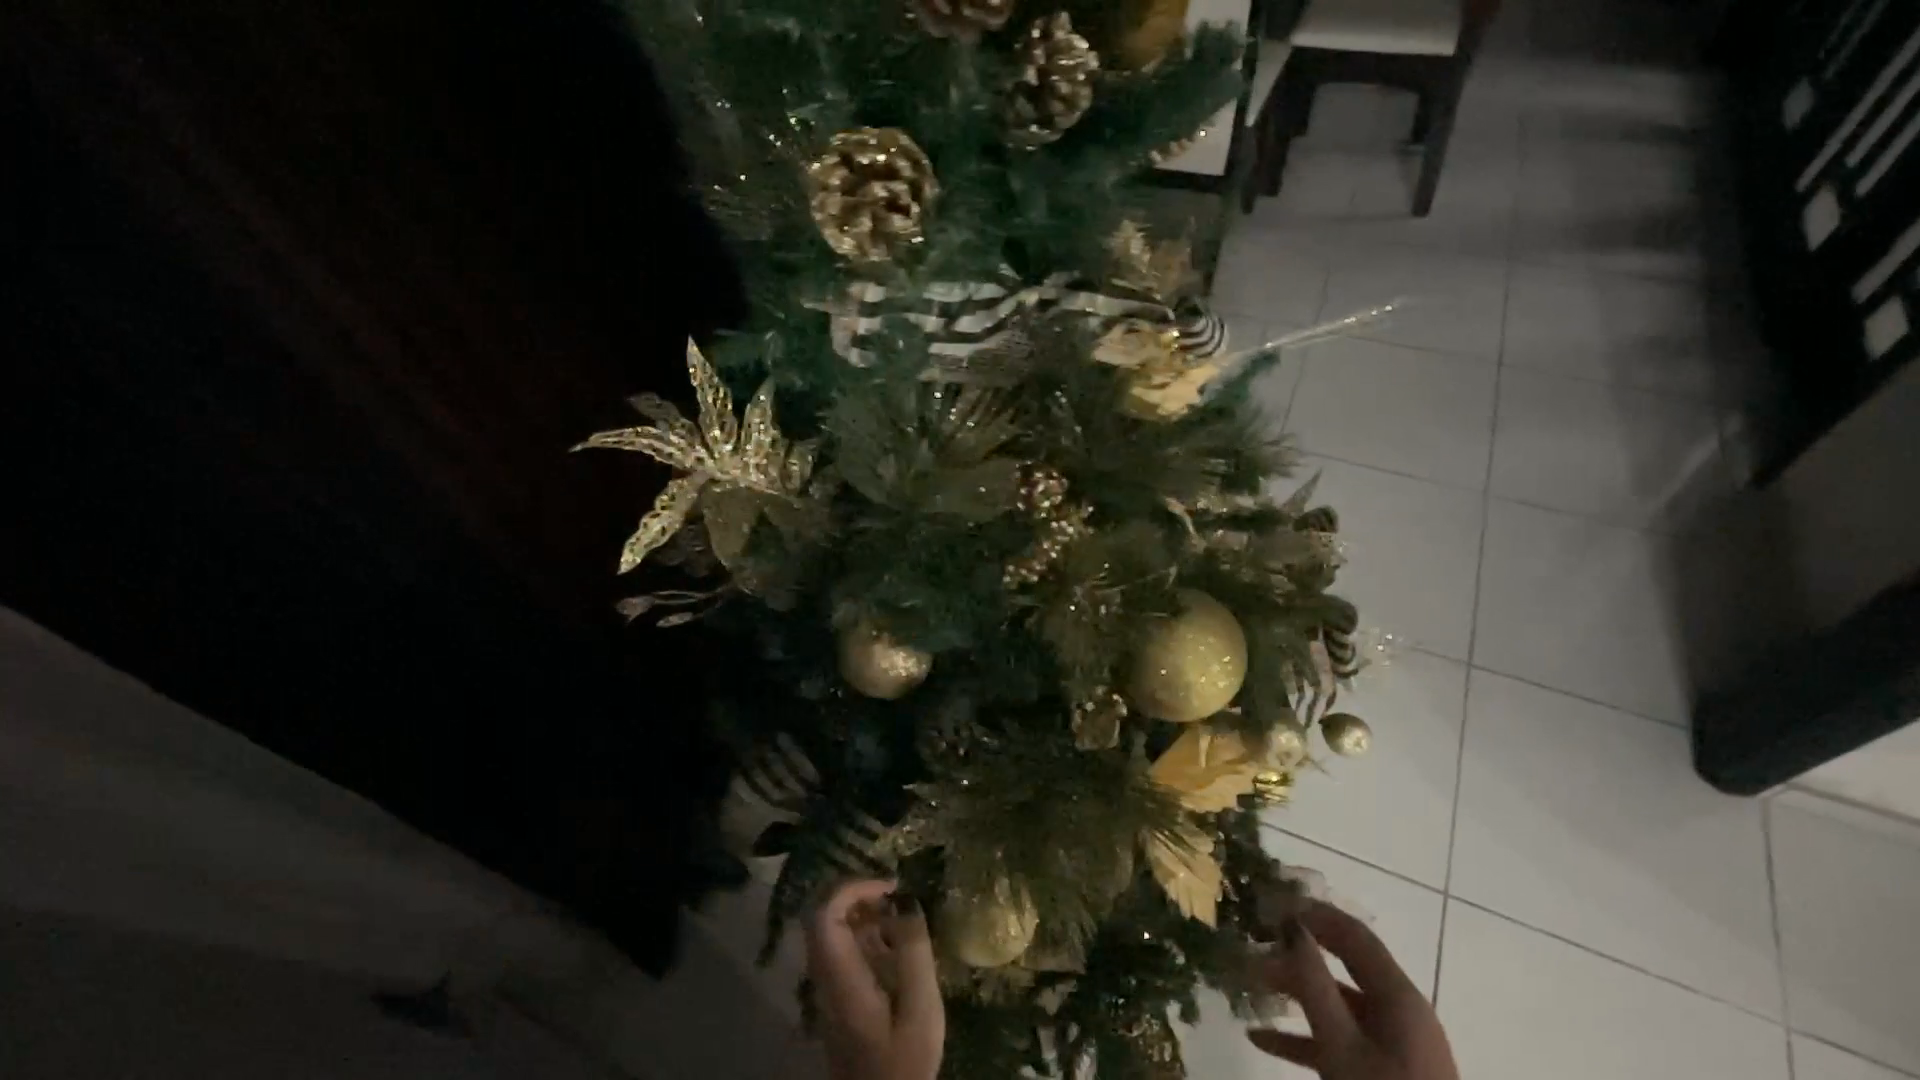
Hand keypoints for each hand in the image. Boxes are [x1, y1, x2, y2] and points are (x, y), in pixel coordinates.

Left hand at [806, 879, 943, 1079]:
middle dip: (858, 893)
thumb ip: (914, 952)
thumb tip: (907, 900)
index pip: (823, 913)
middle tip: (896, 894)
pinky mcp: (839, 997)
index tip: (891, 887)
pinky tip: (899, 946)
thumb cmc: (903, 1065)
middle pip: (822, 915)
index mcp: (839, 976)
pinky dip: (867, 935)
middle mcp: (824, 976)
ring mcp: (828, 987)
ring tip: (904, 917)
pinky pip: (844, 949)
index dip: (852, 887)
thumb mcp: (920, 1009)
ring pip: (832, 930)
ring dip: (864, 913)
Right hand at [1246, 901, 1458, 1079]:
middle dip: (1294, 954)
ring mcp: (1393, 1043)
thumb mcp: (1341, 1046)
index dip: (1313, 913)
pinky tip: (1259, 1038)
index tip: (1269, 903)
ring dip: (1292, 994)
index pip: (1353, 935)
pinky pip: (1340, 1039)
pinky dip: (1303, 1035)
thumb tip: (1292, 927)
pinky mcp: (1383, 1071)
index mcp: (1398, 996)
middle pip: (1341, 966)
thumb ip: (1313, 985)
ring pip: (1336, 1003)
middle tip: (1250, 943)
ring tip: (1246, 986)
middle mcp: (1398, 1011)